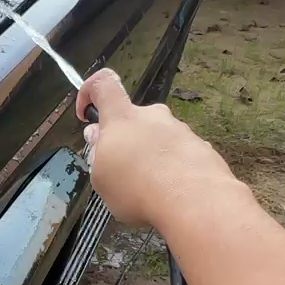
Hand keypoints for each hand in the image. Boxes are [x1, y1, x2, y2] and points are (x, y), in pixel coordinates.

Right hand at [76, 68, 247, 229]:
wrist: (193, 199)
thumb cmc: (137, 189)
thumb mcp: (101, 178)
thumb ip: (98, 154)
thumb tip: (98, 136)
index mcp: (122, 119)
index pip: (104, 85)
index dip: (89, 92)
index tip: (85, 115)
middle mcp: (152, 116)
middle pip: (131, 121)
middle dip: (121, 142)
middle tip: (118, 173)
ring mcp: (179, 129)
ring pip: (154, 138)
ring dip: (145, 158)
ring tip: (144, 190)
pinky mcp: (199, 147)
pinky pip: (175, 153)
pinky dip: (167, 169)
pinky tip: (167, 194)